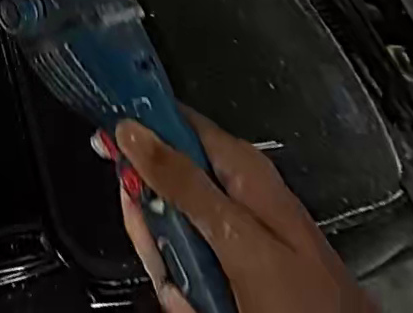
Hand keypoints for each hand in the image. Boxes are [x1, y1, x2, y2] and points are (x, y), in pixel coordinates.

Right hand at [114, 110, 374, 312]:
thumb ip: (182, 181)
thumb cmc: (304, 301)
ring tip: (192, 292)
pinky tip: (198, 301)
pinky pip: (177, 252)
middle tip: (161, 245)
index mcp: (237, 165)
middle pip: (155, 174)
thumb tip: (127, 127)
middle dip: (148, 214)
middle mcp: (228, 185)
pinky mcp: (224, 256)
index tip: (107, 148)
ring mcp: (225, 223)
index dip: (133, 129)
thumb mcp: (239, 239)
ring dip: (164, 255)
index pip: (168, 117)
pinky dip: (179, 280)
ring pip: (161, 218)